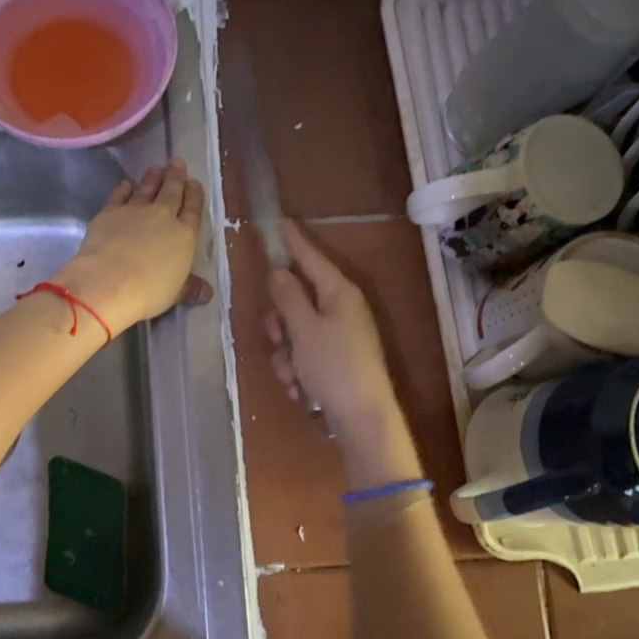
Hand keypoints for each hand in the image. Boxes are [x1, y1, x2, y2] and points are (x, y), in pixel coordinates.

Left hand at [53, 158, 211, 328]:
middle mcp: (162, 217)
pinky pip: (119, 195)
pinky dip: (123, 188)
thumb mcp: (175, 293)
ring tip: (156, 168)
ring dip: (153, 178)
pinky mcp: (110, 212)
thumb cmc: (149, 291)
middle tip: (177, 161)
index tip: (194, 183)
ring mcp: (135, 211)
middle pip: (172, 192)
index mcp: (184, 235)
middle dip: (176, 176)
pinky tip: (126, 184)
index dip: (195, 196)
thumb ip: (190, 288)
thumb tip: (207, 293)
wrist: (109, 282)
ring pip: (147, 189)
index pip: (193, 210)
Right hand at [266, 220, 401, 436]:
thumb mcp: (304, 329)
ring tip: (291, 376)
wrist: (362, 418)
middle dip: (279, 322)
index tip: (280, 221)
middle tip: (276, 338)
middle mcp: (341, 309)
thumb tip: (279, 270)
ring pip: (294, 332)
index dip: (293, 241)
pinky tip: (299, 390)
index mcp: (338, 293)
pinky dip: (296, 371)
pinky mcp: (334, 362)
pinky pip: (303, 356)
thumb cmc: (334, 367)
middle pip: (296, 299)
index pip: (311, 258)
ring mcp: (339, 337)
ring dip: (285, 354)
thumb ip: (288, 297)